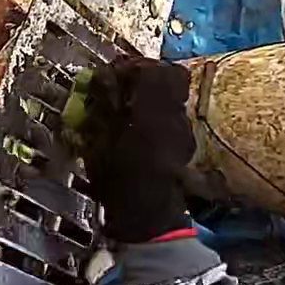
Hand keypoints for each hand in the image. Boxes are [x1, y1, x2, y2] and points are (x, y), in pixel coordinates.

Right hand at [81, 58, 195, 243]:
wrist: (146, 218)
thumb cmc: (118, 182)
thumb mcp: (100, 143)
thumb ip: (103, 107)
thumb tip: (102, 79)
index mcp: (151, 113)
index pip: (150, 70)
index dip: (129, 66)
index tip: (112, 74)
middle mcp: (174, 115)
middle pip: (172, 74)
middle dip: (149, 72)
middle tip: (126, 82)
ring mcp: (184, 128)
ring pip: (175, 92)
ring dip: (155, 90)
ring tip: (131, 101)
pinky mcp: (185, 141)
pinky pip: (174, 112)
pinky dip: (159, 109)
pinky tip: (141, 123)